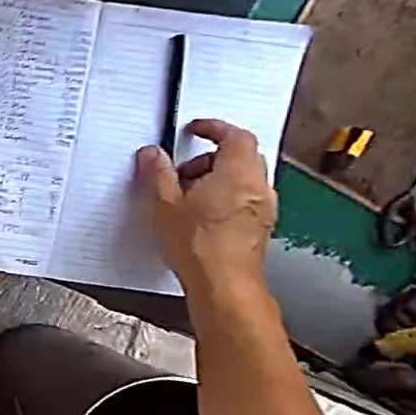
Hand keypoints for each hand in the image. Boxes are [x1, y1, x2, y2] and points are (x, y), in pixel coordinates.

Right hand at [137, 119, 275, 288]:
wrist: (223, 286)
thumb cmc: (201, 247)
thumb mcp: (165, 204)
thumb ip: (158, 174)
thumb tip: (152, 155)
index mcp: (238, 174)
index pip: (236, 136)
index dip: (215, 128)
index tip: (197, 129)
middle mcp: (258, 188)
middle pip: (242, 156)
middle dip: (211, 157)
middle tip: (183, 168)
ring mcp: (263, 209)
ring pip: (244, 179)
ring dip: (218, 178)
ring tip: (188, 195)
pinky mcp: (260, 227)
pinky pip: (245, 199)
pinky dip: (226, 196)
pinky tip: (200, 215)